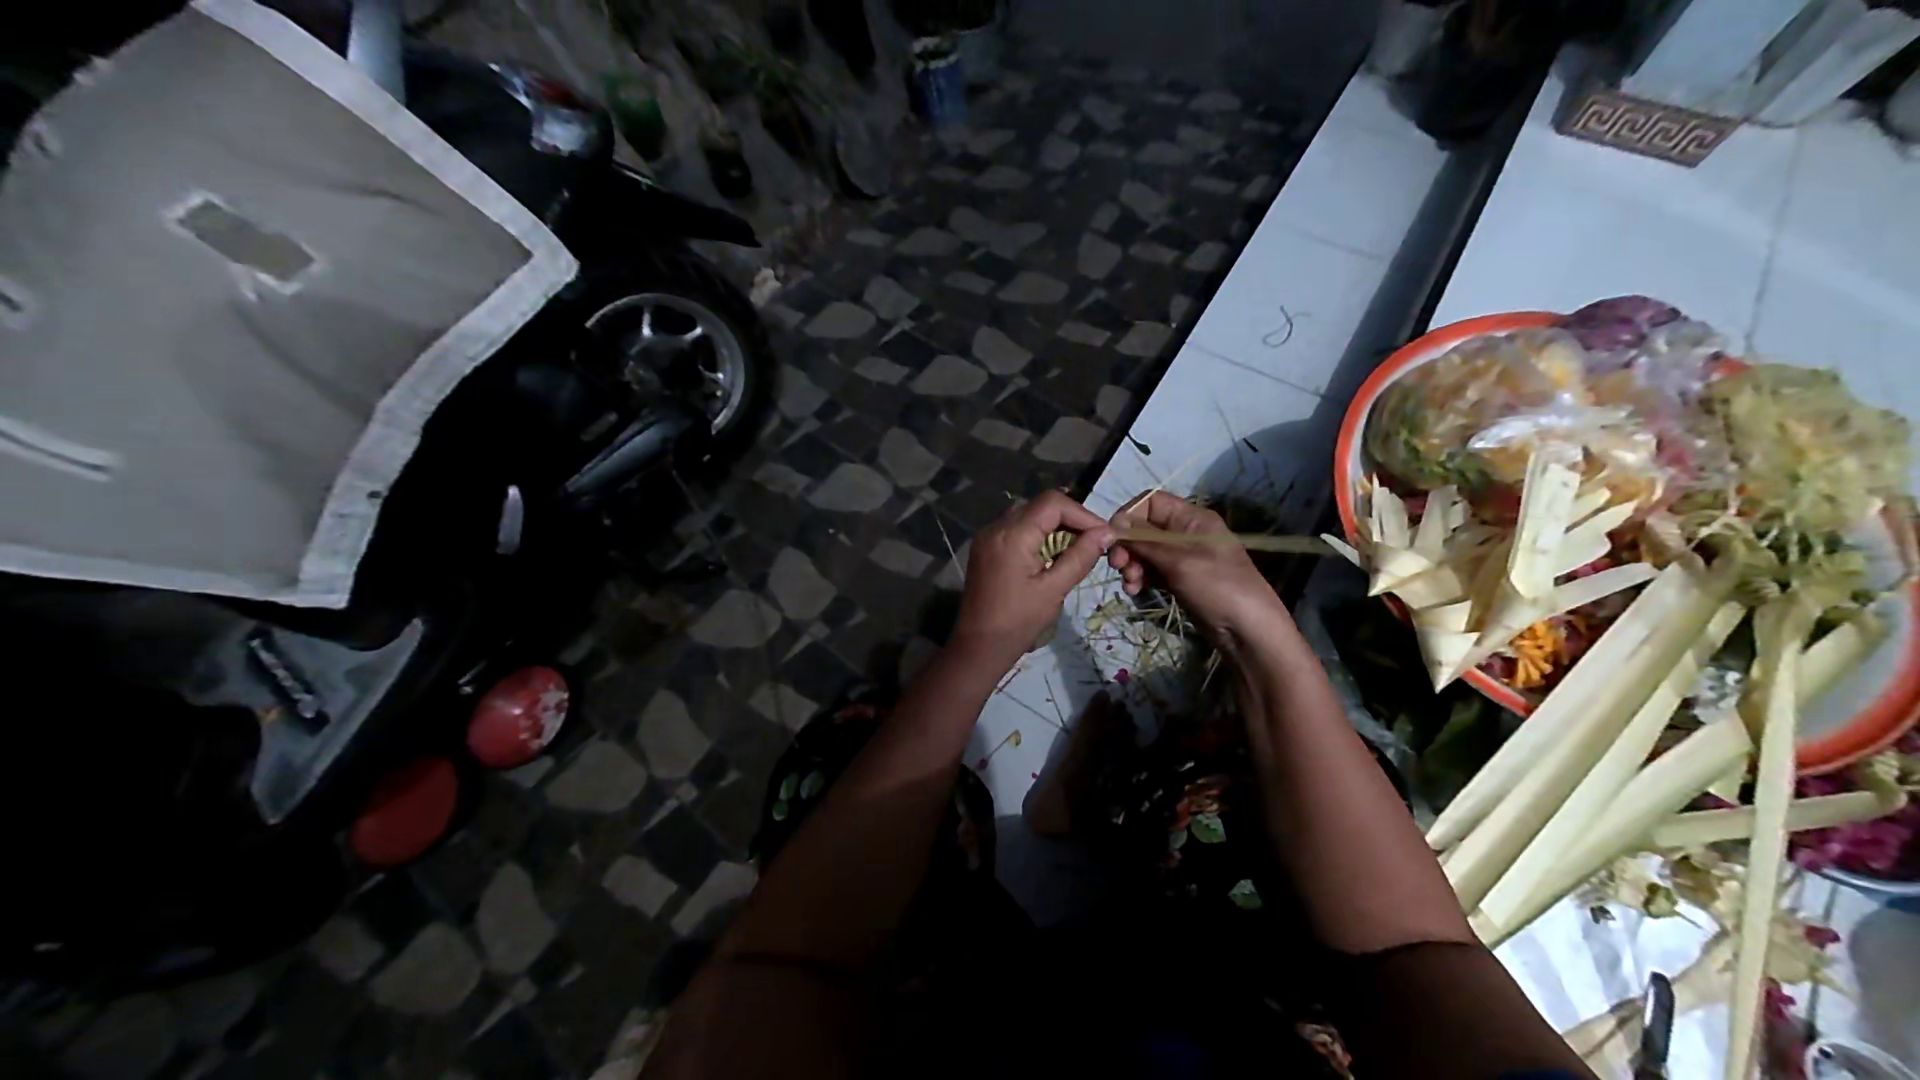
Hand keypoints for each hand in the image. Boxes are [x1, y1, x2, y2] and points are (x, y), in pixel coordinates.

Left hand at [952, 492, 1112, 663]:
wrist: (979, 646)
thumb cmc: (1018, 622)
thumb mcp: (1054, 589)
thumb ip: (1080, 557)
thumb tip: (1106, 534)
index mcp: (1012, 535)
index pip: (1052, 503)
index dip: (1082, 513)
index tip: (1102, 534)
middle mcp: (996, 527)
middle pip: (1039, 506)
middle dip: (1069, 518)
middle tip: (1092, 541)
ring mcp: (987, 536)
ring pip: (1027, 514)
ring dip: (1053, 526)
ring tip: (1075, 548)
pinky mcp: (985, 547)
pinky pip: (1015, 528)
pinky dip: (1036, 534)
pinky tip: (1050, 554)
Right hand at [1106, 491, 1283, 641]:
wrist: (1247, 631)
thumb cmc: (1218, 586)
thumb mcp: (1178, 559)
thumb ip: (1144, 540)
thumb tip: (1113, 522)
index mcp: (1191, 518)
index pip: (1150, 502)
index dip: (1129, 516)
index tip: (1114, 539)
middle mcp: (1185, 533)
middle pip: (1143, 528)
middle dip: (1127, 545)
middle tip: (1119, 566)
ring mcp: (1181, 557)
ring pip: (1143, 551)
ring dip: (1131, 564)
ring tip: (1130, 583)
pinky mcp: (1178, 579)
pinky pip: (1150, 571)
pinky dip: (1139, 578)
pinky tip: (1135, 590)